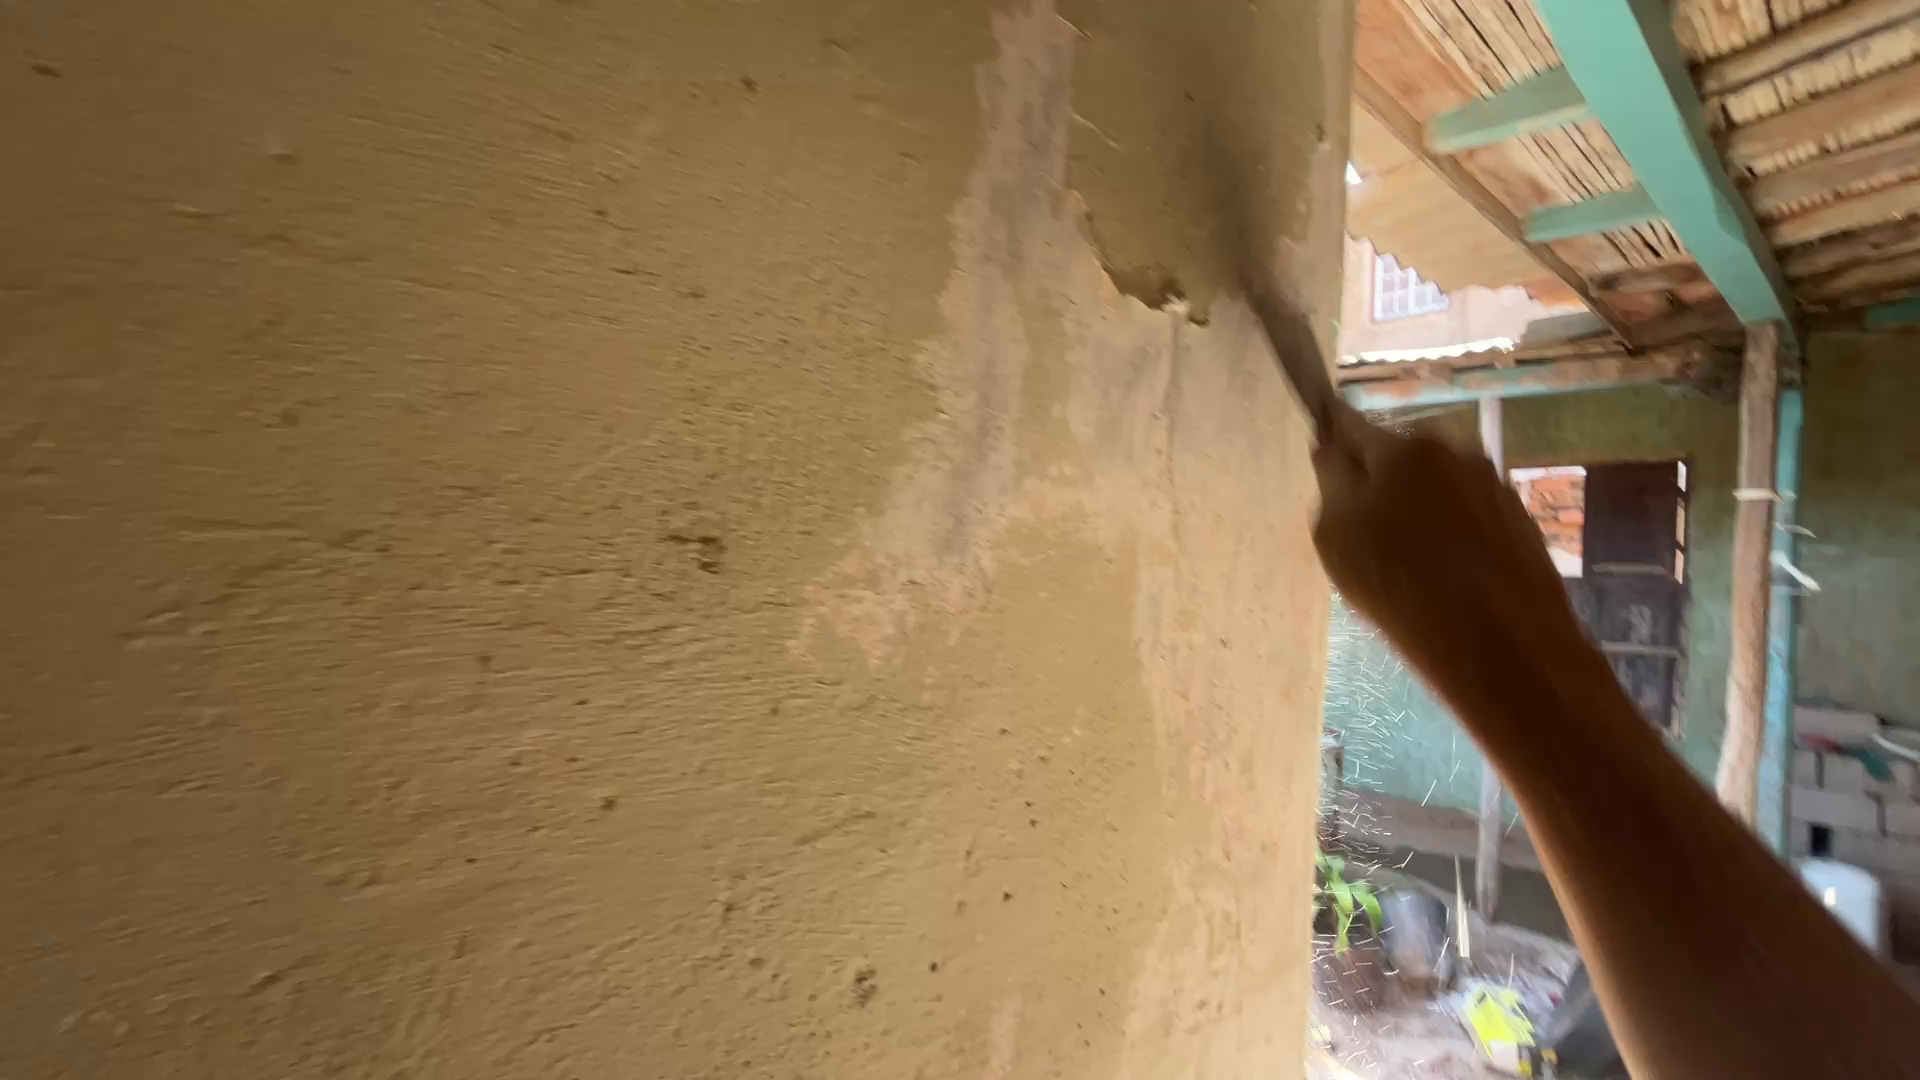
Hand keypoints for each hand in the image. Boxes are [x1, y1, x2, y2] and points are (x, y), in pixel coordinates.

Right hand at [1309, 404, 1584, 729]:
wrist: (1496, 640)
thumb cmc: (1396, 581)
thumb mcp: (1335, 532)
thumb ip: (1330, 479)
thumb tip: (1329, 449)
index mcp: (1404, 448)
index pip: (1352, 426)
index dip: (1332, 438)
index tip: (1322, 452)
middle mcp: (1455, 452)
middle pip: (1396, 459)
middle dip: (1375, 484)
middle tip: (1358, 533)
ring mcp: (1492, 485)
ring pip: (1432, 488)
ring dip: (1412, 510)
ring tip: (1401, 562)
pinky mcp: (1518, 521)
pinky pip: (1463, 515)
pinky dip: (1446, 533)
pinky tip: (1438, 574)